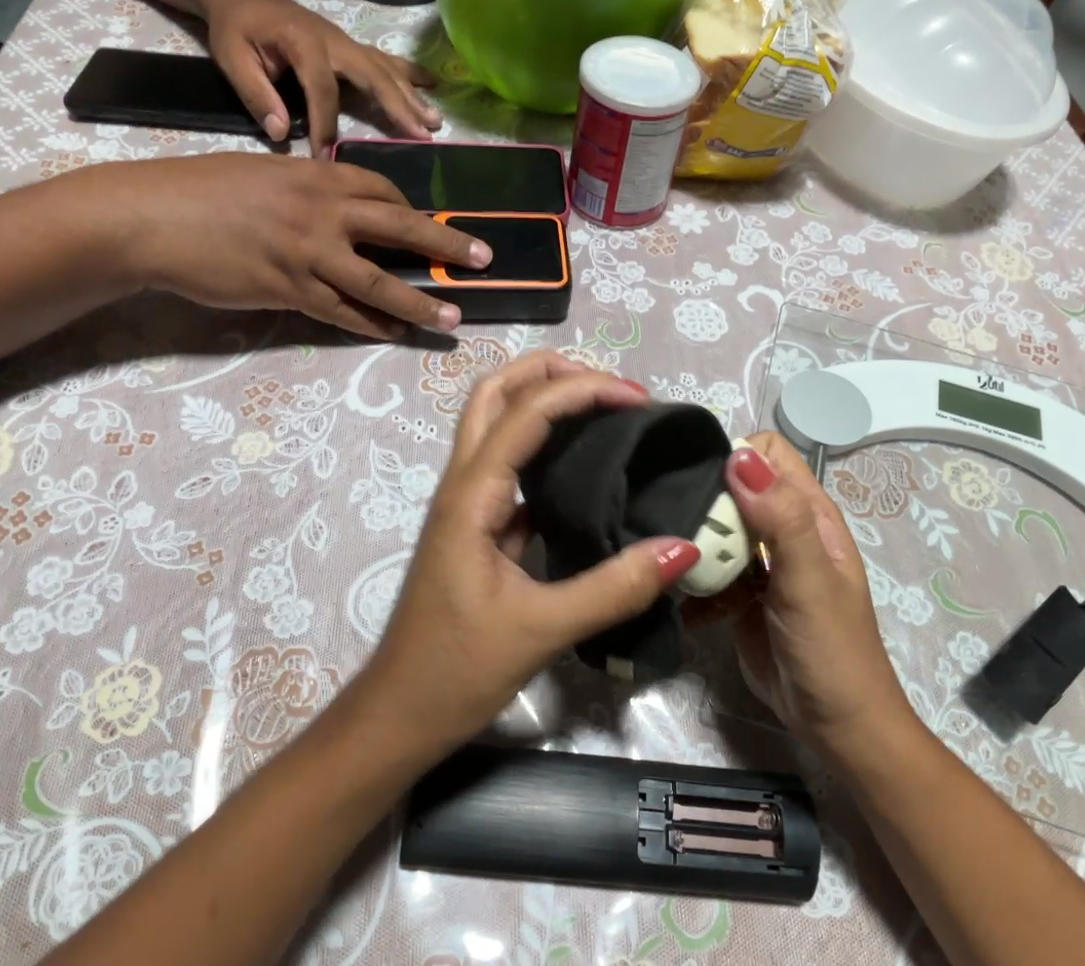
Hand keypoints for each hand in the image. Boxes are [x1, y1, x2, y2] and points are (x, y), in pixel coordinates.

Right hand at [74, 152, 486, 338]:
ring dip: (419, 303)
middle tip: (481, 260)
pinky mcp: (288, 290)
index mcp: (315, 175)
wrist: (150, 218)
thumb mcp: (262, 175)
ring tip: (452, 319)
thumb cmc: (199, 192)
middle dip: (444, 245)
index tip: (432, 226)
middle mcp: (321, 211)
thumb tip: (334, 213)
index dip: (412, 210)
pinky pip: (342, 312)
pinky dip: (372, 325)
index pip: (382, 189)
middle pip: (398, 228)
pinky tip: (396, 334)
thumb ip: (305, 193)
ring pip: (378, 282)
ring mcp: (307, 253)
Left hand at [206, 0, 440, 154]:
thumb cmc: (236, 28)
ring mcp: (346, 42)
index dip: (324, 122)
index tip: (324, 156)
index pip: (322, 87)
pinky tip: (434, 87)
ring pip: (386, 69)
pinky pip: (386, 60)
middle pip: (372, 75)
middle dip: (398, 106)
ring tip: (435, 121)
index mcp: (303, 41)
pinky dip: (411, 73)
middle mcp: (334, 39)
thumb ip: (256, 95)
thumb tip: (280, 134)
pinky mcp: (351, 47)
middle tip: (423, 134)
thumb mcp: (232, 58)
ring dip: (412, 96)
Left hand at [356, 353, 702, 750]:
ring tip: (608, 413)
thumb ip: (613, 588)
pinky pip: (513, 470)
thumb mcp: (541, 629)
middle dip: (550, 372)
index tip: (640, 399)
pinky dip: (549, 451)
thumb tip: (684, 548)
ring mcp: (469, 508)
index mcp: (471, 497)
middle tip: (613, 388)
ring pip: (498, 427)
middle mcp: (463, 487)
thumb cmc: (456, 670)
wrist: (400, 713)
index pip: (525, 412)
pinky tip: (591, 473)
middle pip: (495, 395)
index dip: (583, 389)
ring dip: (546, 403)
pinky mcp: (480, 532)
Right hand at [693, 434, 920, 757]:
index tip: (699, 480)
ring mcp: (760, 566)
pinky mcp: (738, 598)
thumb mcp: (809, 579)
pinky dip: (695, 586)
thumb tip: (739, 456)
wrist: (833, 722)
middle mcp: (783, 531)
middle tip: (673, 523)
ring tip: (671, 563)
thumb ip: (780, 518)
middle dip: (703, 499)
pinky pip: (708, 575)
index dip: (735, 457)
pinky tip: (684, 605)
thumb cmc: (830, 647)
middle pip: (734, 490)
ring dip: (695, 544)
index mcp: (809, 515)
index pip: (767, 455)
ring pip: (716, 531)